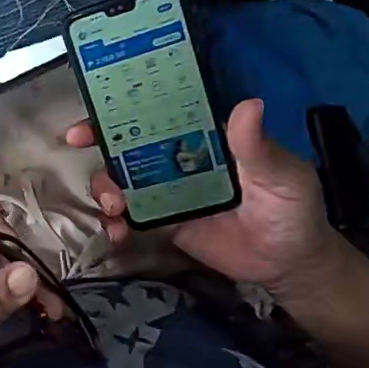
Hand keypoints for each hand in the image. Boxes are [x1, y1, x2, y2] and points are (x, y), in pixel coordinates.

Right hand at [66, 99, 354, 293]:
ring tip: (114, 207)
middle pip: (127, 143)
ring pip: (119, 179)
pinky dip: (115, 223)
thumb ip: (257, 147)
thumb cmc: (292, 211)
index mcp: (202, 137)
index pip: (159, 113)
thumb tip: (247, 104)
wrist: (288, 266)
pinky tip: (118, 232)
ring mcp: (163, 190)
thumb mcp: (282, 176)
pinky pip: (127, 217)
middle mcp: (176, 158)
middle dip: (98, 139)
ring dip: (105, 187)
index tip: (101, 101)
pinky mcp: (159, 221)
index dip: (125, 105)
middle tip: (77, 142)